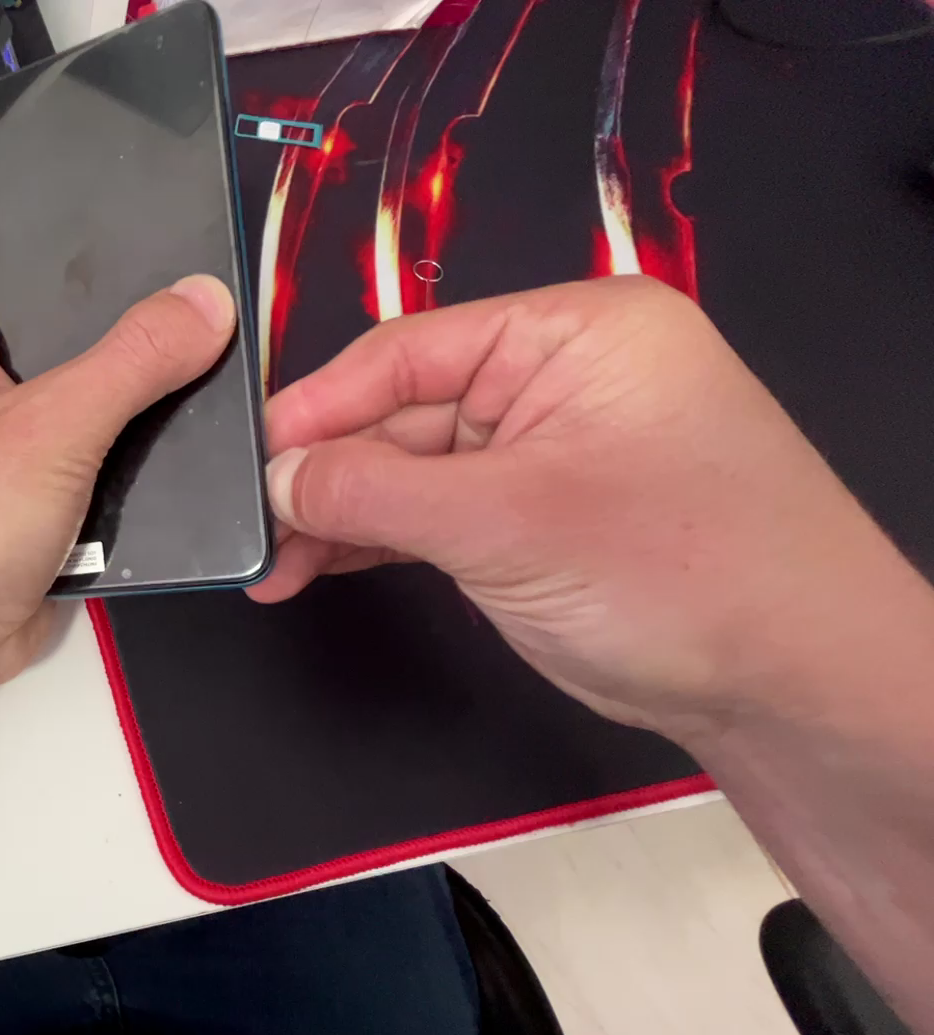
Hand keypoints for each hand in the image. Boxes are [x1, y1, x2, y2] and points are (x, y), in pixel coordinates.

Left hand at [0, 268, 236, 700]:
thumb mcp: (52, 427)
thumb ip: (130, 361)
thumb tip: (200, 303)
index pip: (16, 280)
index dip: (75, 264)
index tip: (146, 257)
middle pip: (67, 352)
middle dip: (126, 350)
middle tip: (197, 332)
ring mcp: (8, 461)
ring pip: (90, 420)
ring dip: (134, 422)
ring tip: (199, 400)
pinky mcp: (36, 513)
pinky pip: (96, 478)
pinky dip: (128, 479)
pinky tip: (171, 471)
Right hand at [246, 276, 932, 739]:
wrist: (786, 694)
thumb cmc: (676, 575)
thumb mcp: (507, 520)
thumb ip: (373, 491)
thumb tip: (273, 480)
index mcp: (563, 336)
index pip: (403, 355)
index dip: (317, 407)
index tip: (253, 461)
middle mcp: (533, 384)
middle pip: (386, 418)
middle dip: (318, 480)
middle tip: (252, 530)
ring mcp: (513, 454)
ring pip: (386, 474)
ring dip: (325, 521)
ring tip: (268, 567)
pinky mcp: (498, 516)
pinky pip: (403, 516)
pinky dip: (352, 544)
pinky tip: (301, 571)